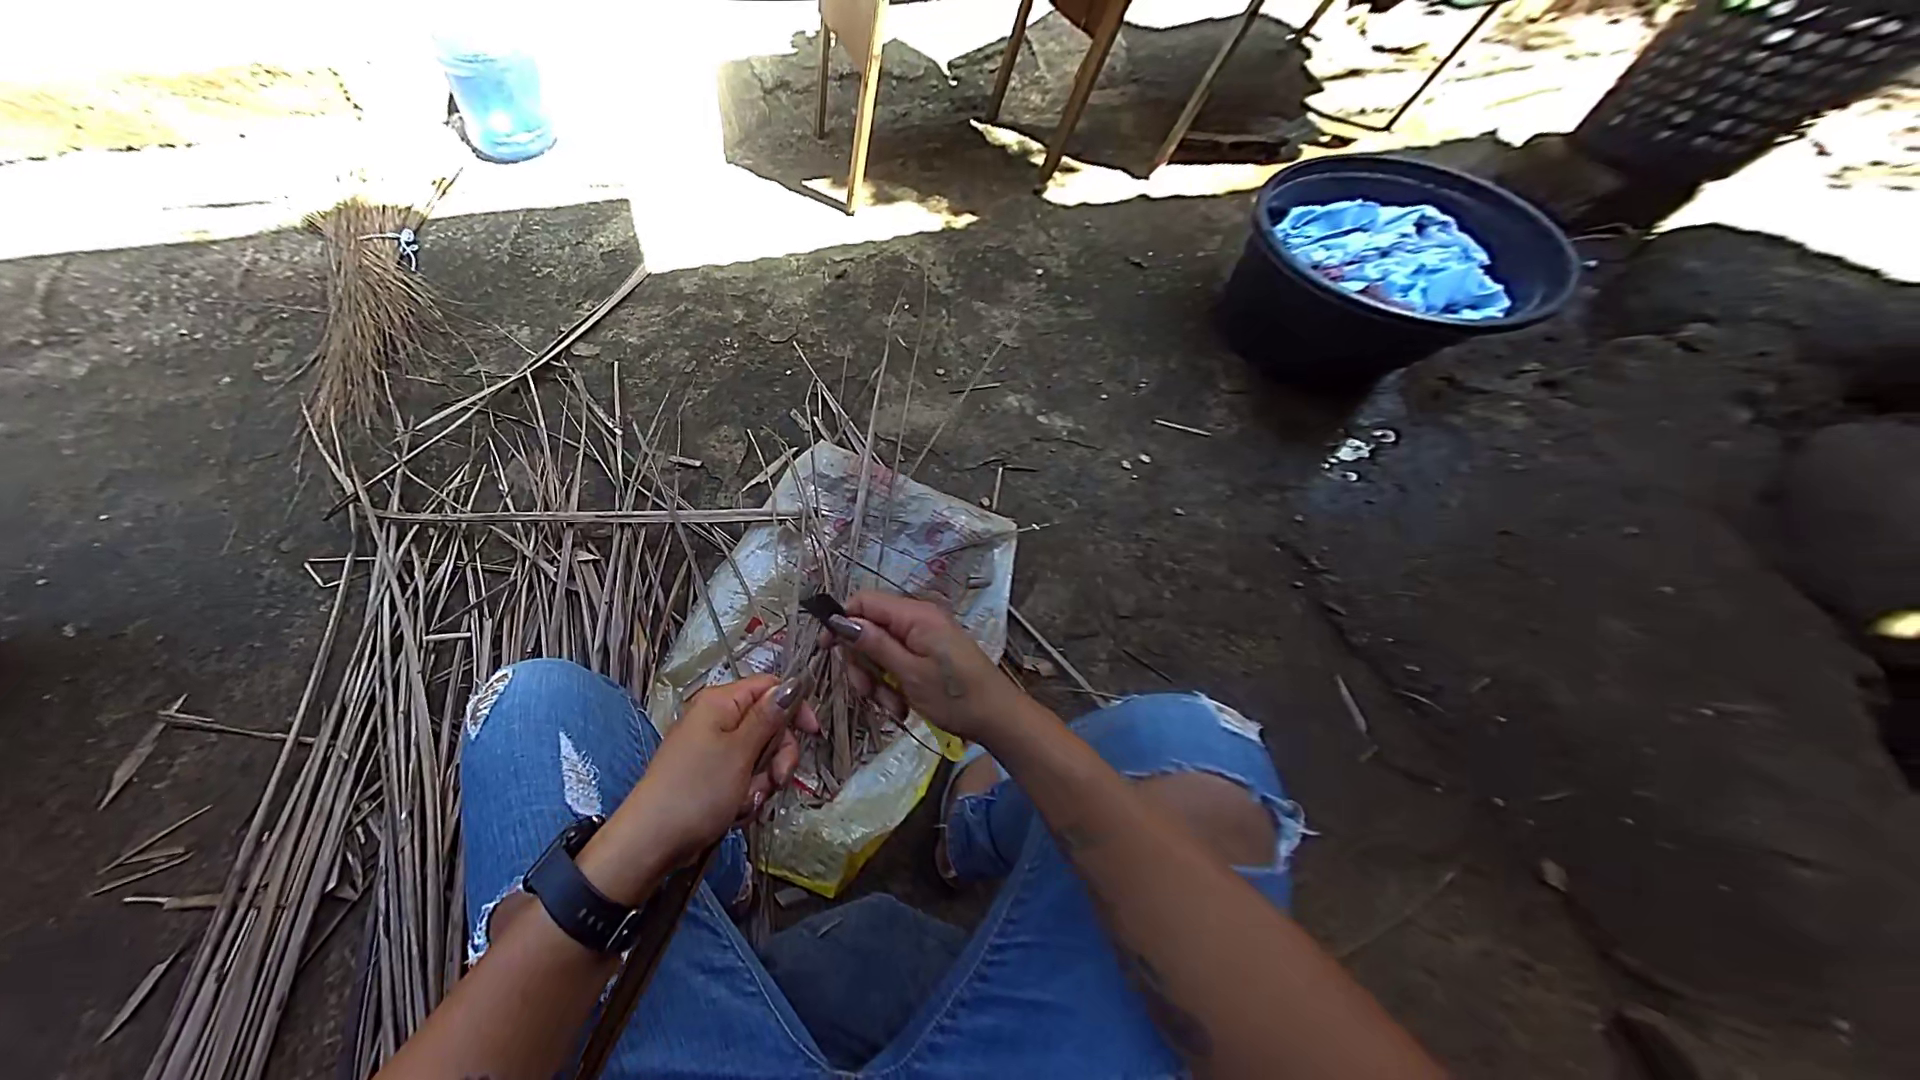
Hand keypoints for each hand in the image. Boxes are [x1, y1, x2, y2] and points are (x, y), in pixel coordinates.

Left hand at [578, 675, 818, 903]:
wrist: (649, 844)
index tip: (812, 735)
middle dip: (778, 756)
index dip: (795, 707)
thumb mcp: (741, 751)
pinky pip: (744, 777)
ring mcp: (712, 749)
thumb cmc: (696, 791)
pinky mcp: (710, 776)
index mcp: (720, 702)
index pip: (771, 687)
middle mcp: (717, 719)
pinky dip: (746, 794)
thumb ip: (770, 716)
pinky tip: (735, 811)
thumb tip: (794, 683)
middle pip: (769, 724)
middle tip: (776, 780)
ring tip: (746, 801)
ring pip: (760, 756)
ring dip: (762, 781)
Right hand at [825, 591, 1030, 744]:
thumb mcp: (908, 673)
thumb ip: (874, 644)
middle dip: (863, 664)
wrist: (997, 718)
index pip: (863, 601)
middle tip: (868, 692)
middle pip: (869, 629)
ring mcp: (925, 637)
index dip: (841, 622)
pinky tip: (903, 706)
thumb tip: (840, 620)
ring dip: (878, 681)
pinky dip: (894, 685)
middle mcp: (919, 619)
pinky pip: (898, 663)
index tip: (828, 652)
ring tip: (894, 706)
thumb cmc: (955, 696)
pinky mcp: (929, 655)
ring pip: (881, 651)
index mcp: (915, 615)